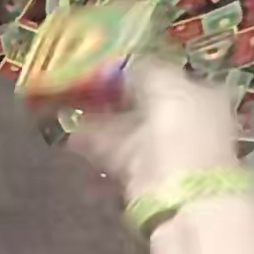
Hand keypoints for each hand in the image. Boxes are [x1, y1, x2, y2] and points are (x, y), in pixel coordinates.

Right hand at [66, 59, 240, 199]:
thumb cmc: (181, 134)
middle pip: (134, 101)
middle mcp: (177, 119)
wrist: (176, 194)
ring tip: (56, 103)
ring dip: (88, 116)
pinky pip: (102, 149)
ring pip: (115, 125)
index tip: (97, 63)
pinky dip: (82, 141)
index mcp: (197, 94)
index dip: (128, 68)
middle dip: (103, 93)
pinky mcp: (129, 171)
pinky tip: (61, 131)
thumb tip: (121, 59)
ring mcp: (152, 147)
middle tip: (70, 82)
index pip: (159, 75)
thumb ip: (144, 69)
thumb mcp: (168, 87)